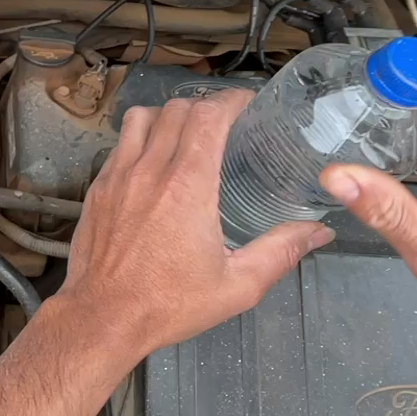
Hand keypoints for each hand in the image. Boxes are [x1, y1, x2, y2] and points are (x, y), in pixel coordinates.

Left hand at [56, 89, 332, 360]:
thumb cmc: (169, 303)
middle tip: (224, 122)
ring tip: (185, 133)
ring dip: (167, 115)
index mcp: (187, 185)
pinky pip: (119, 142)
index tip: (247, 104)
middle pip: (177, 109)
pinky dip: (139, 137)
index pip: (208, 116)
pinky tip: (153, 160)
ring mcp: (117, 173)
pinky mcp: (98, 184)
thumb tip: (318, 231)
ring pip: (141, 117)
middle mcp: (149, 169)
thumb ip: (280, 251)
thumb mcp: (237, 285)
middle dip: (204, 107)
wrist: (103, 315)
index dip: (230, 101)